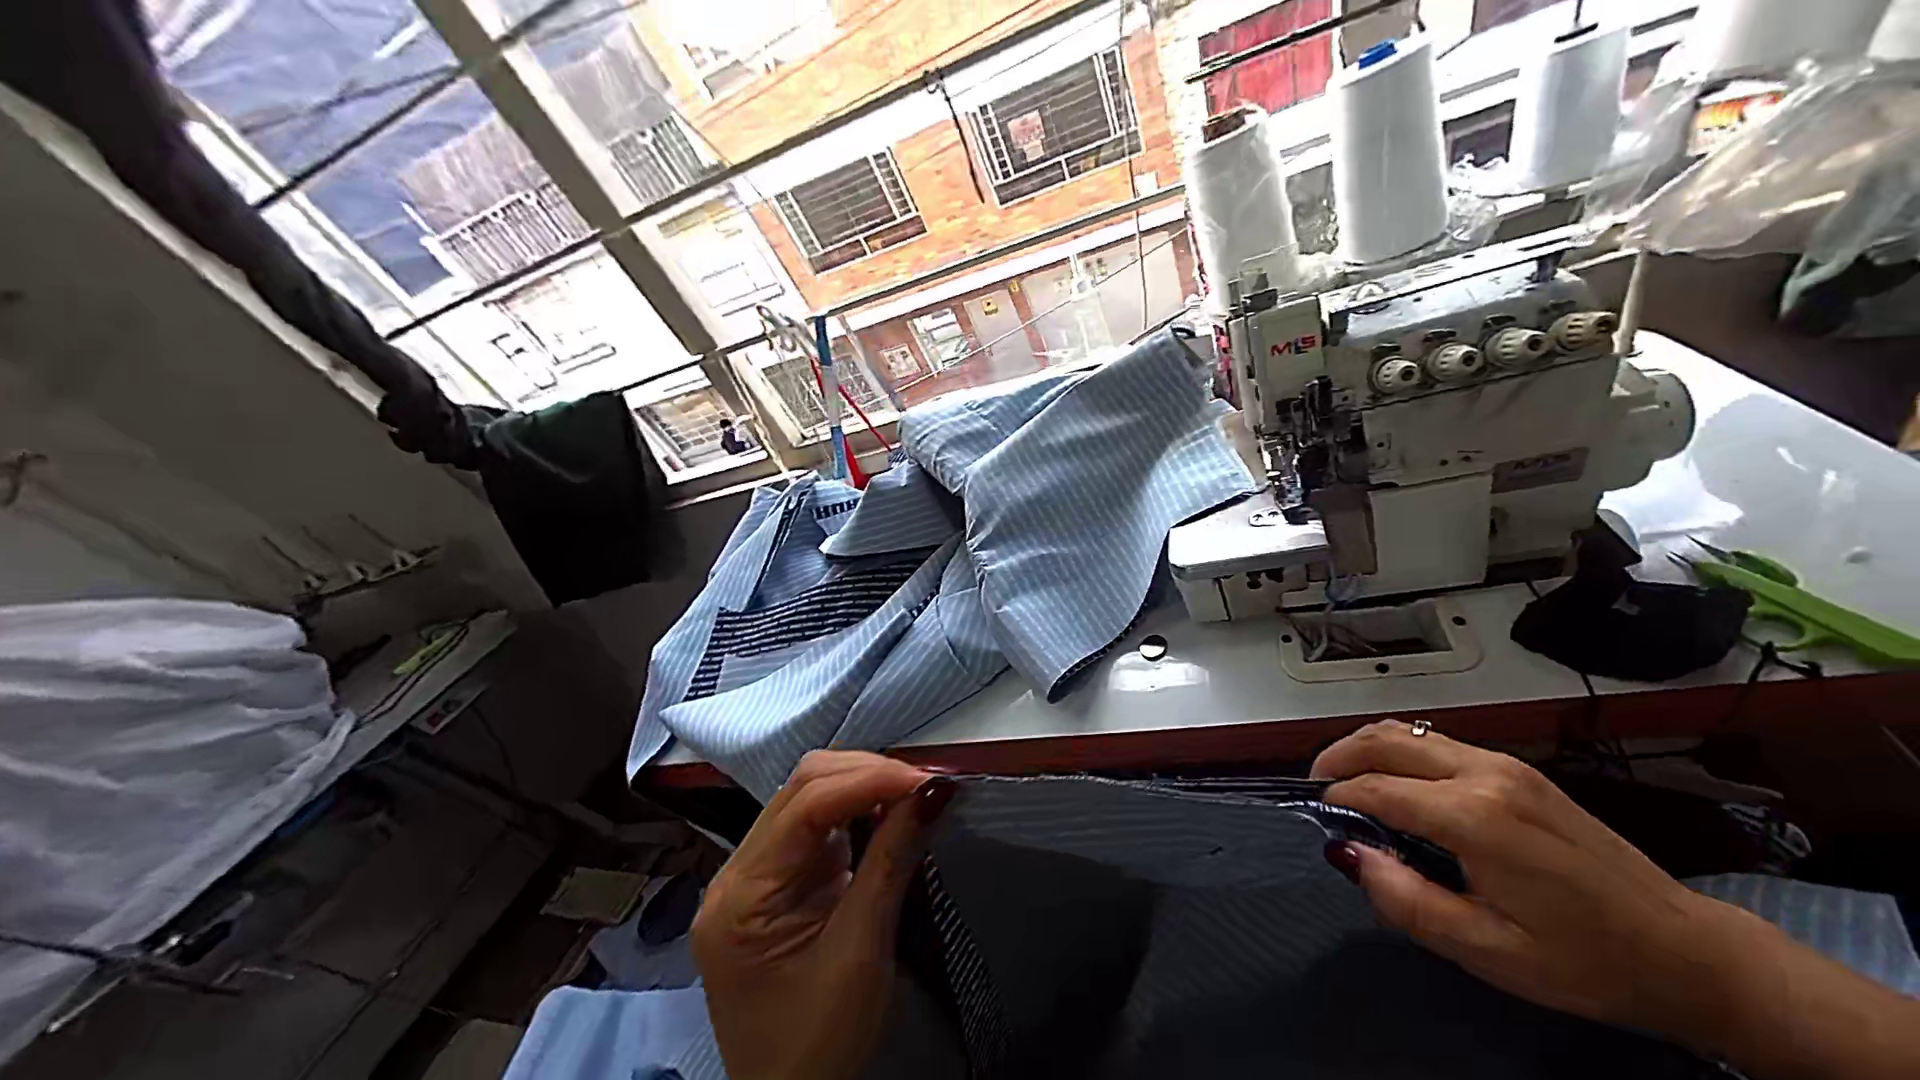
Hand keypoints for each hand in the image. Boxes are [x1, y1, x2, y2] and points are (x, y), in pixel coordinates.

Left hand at [691, 751, 954, 1079]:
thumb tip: (931, 793)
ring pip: (808, 797)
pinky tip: (888, 809)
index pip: (804, 807)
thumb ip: (891, 861)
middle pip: (800, 790)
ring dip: (862, 785)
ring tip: (912, 791)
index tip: (925, 779)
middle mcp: (737, 872)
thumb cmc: (819, 1044)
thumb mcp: (861, 952)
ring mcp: (756, 874)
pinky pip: (818, 824)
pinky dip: (857, 809)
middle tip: (924, 784)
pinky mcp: (780, 880)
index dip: (868, 781)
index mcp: (739, 895)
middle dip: (865, 775)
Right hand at [1310, 720, 1752, 1042]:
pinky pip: (1435, 740)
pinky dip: (1396, 749)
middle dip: (1336, 758)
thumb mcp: (1488, 952)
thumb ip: (1405, 900)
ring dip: (1363, 747)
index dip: (1336, 800)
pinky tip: (1391, 779)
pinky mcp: (1518, 769)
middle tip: (1316, 790)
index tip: (1318, 821)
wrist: (1690, 952)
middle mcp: (1485, 775)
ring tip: (1344, 781)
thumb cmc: (1587, 962)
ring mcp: (1504, 765)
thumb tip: (1347, 853)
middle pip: (1383, 740)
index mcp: (1475, 818)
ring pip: (1407, 730)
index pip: (1375, 787)